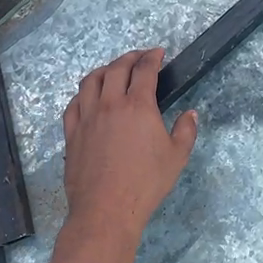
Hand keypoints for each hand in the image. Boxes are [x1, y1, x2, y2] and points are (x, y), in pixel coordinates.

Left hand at [61, 49, 199, 244]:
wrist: (106, 209)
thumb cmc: (145, 183)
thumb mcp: (176, 157)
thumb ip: (186, 131)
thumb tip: (190, 114)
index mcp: (138, 106)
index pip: (144, 70)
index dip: (152, 57)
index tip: (158, 53)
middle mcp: (110, 104)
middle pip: (116, 68)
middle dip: (130, 57)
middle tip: (140, 57)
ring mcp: (87, 117)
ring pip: (90, 81)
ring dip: (104, 69)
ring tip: (113, 70)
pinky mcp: (72, 133)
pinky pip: (73, 104)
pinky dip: (82, 94)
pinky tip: (88, 97)